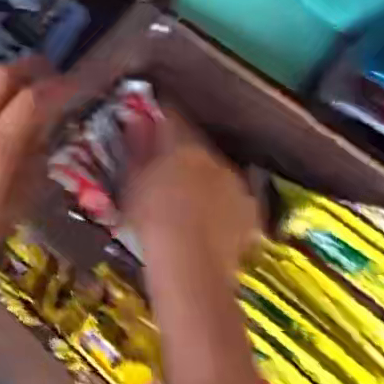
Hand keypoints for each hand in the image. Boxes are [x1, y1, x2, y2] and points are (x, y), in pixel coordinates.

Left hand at [0, 57, 75, 263]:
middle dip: (31, 68)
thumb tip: (43, 138)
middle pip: (4, 75)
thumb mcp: (16, 205)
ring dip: (9, 74)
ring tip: (26, 83)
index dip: (57, 88)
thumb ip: (34, 166)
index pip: (31, 101)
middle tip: (50, 73)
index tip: (74, 83)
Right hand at [123, 103, 263, 269]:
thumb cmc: (152, 220)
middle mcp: (215, 158)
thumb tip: (136, 122)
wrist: (190, 267)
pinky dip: (219, 203)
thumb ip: (136, 148)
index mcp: (184, 145)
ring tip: (183, 199)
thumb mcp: (132, 182)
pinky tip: (205, 220)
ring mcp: (237, 185)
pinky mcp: (251, 213)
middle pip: (195, 145)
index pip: (172, 116)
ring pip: (215, 171)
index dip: (158, 117)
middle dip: (180, 152)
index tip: (147, 123)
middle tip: (162, 169)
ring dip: (201, 178)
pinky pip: (231, 198)